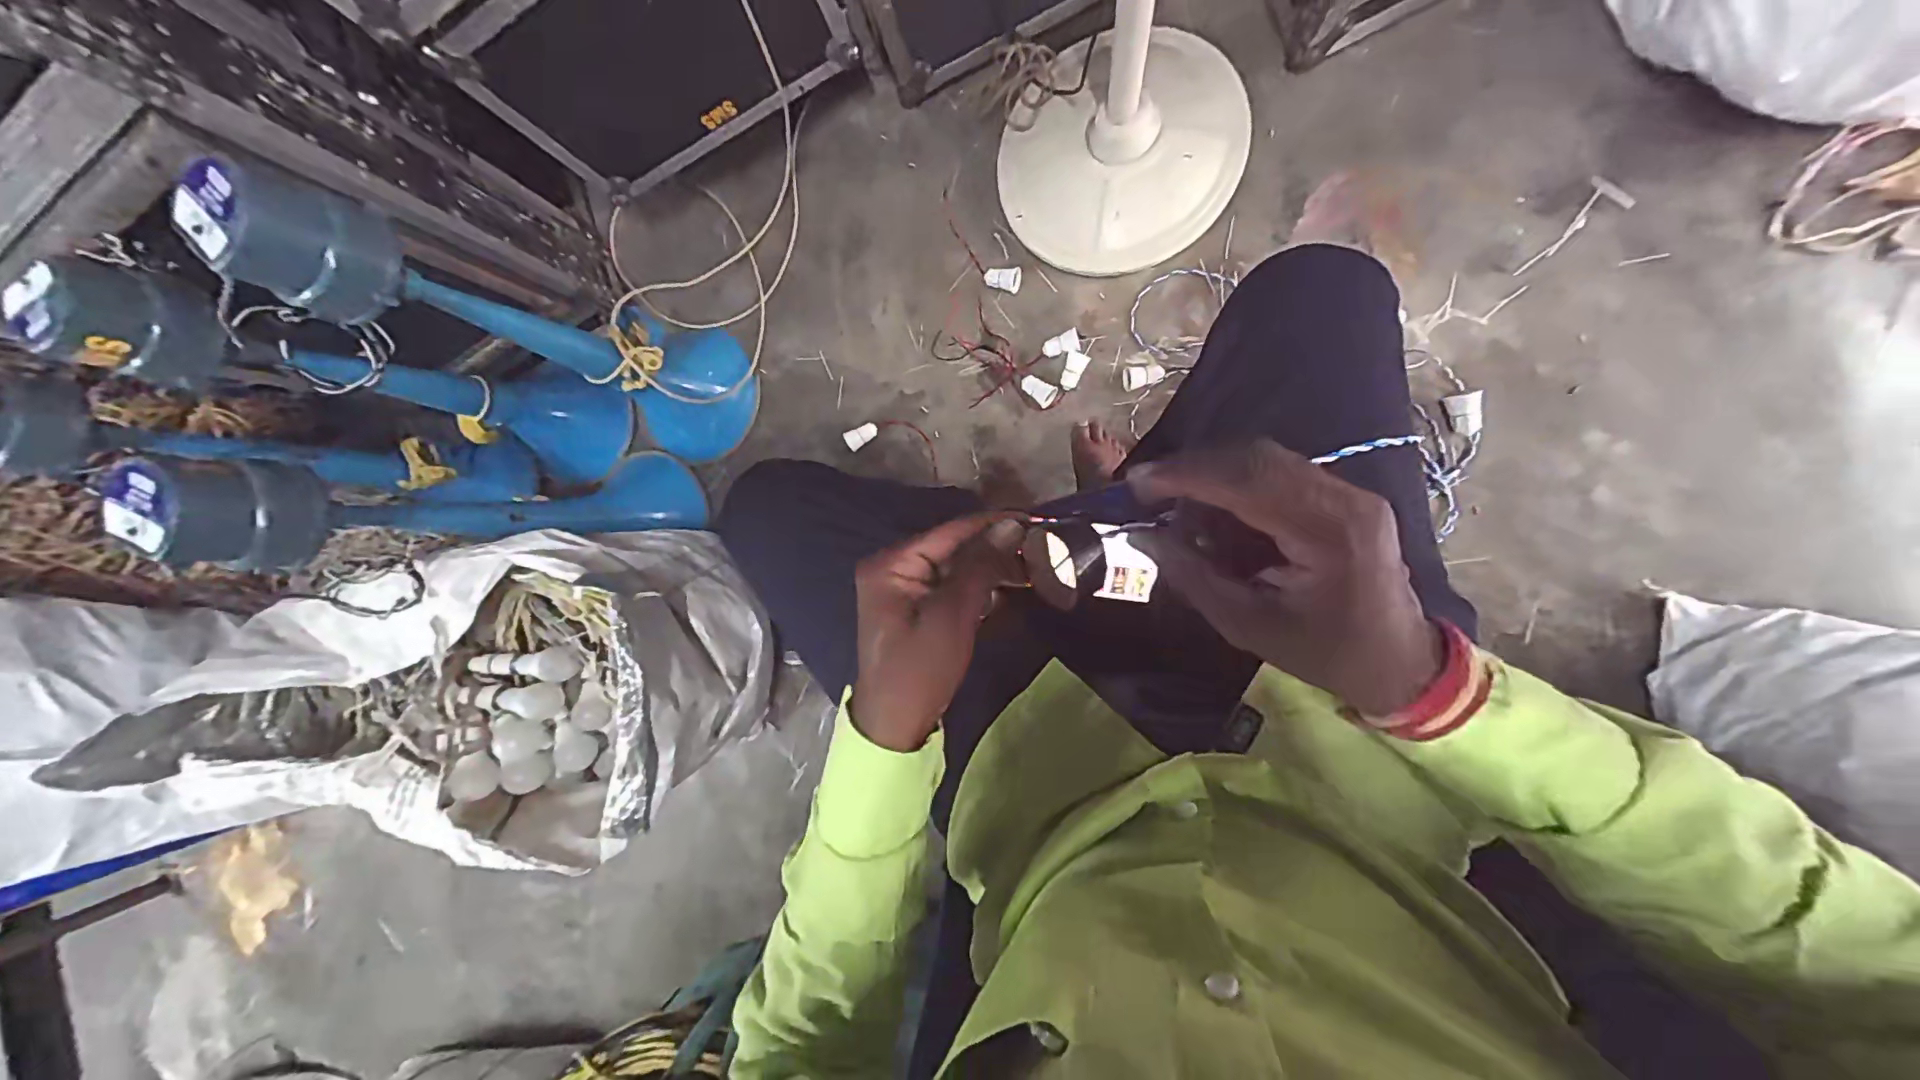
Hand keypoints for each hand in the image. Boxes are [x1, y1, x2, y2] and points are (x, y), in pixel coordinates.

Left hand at [850, 513, 1026, 750]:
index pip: (950, 532)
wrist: (896, 725)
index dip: (993, 523)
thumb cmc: (919, 668)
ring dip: (995, 569)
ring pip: (959, 569)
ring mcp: (907, 591)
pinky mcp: (920, 611)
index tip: (1035, 518)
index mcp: (892, 563)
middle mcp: (896, 569)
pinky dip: (983, 589)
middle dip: (998, 548)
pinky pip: (955, 590)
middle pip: (955, 548)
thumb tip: (1011, 525)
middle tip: (1044, 546)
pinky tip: (1015, 588)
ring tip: (1037, 568)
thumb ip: (981, 566)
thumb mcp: (952, 614)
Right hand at [1127, 440, 1443, 715]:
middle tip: (1147, 493)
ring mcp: (1347, 491)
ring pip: (1262, 460)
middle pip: (1254, 458)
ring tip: (1178, 513)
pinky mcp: (1339, 495)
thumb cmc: (1325, 652)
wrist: (1399, 660)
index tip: (1137, 483)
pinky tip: (1213, 517)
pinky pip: (1274, 474)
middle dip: (1192, 470)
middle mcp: (1345, 497)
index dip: (1185, 474)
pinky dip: (1233, 487)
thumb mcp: (1248, 626)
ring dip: (1211, 479)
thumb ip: (1193, 576)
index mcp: (1329, 532)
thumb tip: (1143, 536)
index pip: (1248, 480)